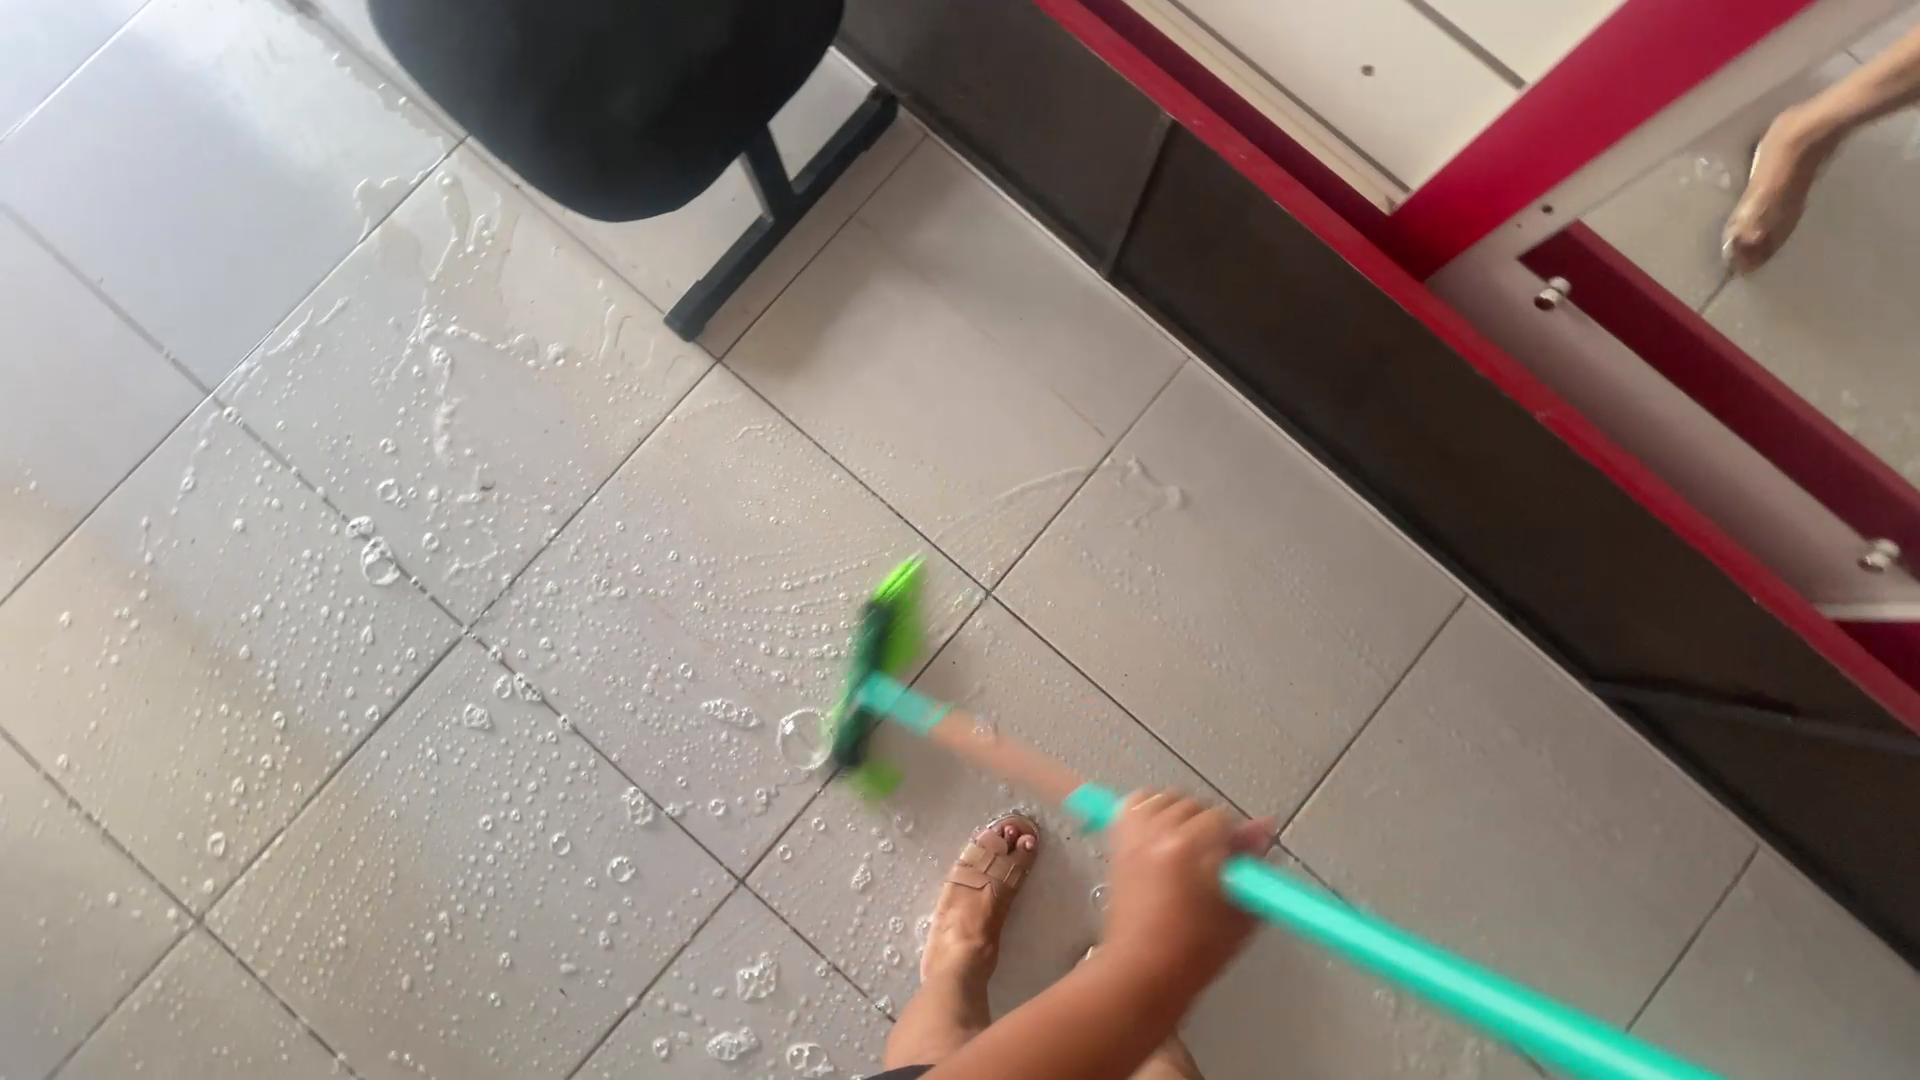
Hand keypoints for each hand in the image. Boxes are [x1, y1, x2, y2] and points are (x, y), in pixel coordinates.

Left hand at [1101, 790, 1275, 999]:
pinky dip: (1147, 809)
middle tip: (1213, 855)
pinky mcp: (1117, 841)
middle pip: (1190, 804)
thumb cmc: (1196, 950)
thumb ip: (1251, 865)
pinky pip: (1132, 804)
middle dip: (1207, 825)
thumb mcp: (1237, 911)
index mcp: (1190, 848)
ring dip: (1177, 813)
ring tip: (1186, 843)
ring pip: (1161, 799)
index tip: (1235, 857)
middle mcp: (1158, 832)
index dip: (1233, 837)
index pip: (1220, 817)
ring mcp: (1133, 835)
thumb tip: (1264, 828)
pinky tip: (1158, 832)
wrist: (1142, 967)